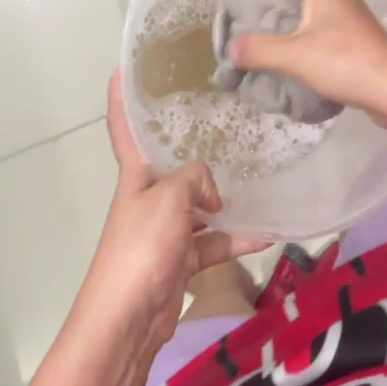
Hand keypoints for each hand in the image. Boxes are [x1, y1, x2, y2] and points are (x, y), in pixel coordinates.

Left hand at [36, 74, 268, 385]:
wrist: (127, 318)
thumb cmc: (140, 246)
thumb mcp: (169, 197)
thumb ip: (195, 179)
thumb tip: (213, 194)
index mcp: (136, 174)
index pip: (123, 126)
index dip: (120, 97)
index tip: (121, 68)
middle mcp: (149, 195)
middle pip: (171, 163)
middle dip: (192, 145)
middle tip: (223, 119)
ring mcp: (165, 229)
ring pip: (198, 205)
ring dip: (224, 199)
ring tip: (258, 178)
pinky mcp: (181, 260)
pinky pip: (213, 243)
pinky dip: (237, 240)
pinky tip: (267, 233)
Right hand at [228, 0, 386, 126]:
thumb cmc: (347, 62)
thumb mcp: (296, 56)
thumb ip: (260, 50)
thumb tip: (233, 48)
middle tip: (257, 10)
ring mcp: (351, 16)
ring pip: (316, 1)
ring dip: (293, 12)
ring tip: (272, 37)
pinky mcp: (358, 38)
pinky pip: (326, 25)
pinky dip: (307, 33)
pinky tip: (296, 59)